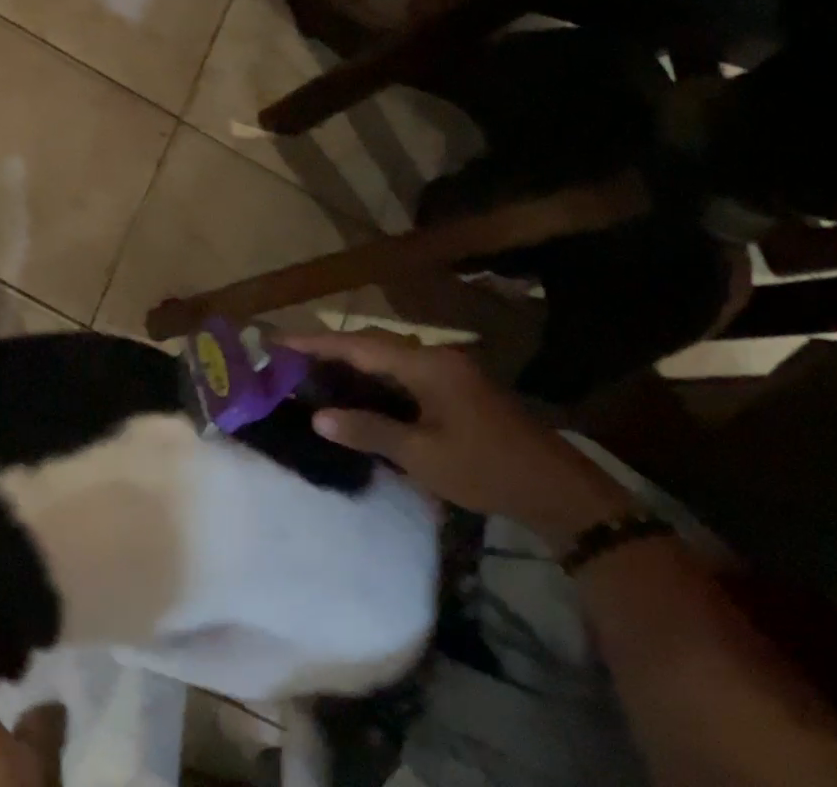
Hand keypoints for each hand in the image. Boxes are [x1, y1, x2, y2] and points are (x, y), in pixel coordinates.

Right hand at [279, 331, 632, 547]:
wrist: (559, 493)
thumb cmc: (486, 470)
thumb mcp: (421, 454)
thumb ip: (367, 430)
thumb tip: (318, 416)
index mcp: (428, 366)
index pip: (359, 345)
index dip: (316, 343)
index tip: (277, 342)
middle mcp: (438, 360)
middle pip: (373, 344)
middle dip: (329, 349)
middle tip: (287, 359)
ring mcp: (451, 374)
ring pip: (388, 359)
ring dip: (350, 363)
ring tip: (310, 373)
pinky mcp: (458, 392)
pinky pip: (403, 374)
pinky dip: (372, 378)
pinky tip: (354, 394)